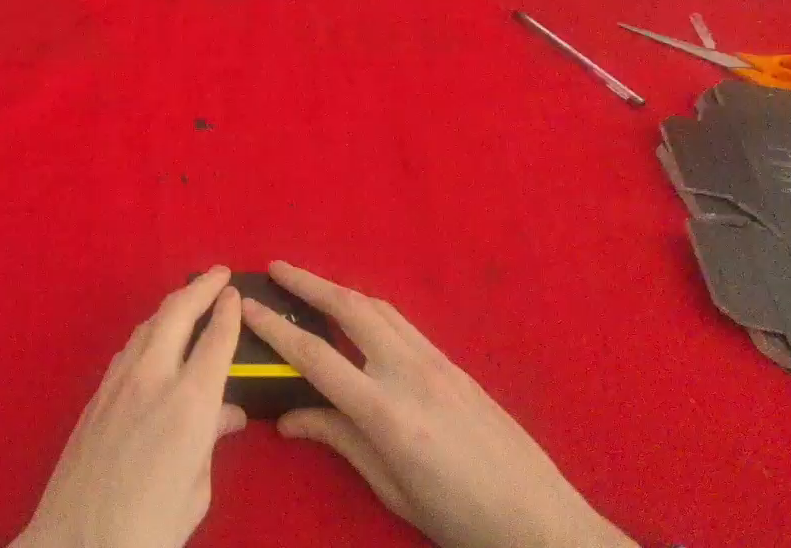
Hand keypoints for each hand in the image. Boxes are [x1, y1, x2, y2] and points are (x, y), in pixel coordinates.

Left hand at [13, 266, 247, 547]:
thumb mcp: (196, 489)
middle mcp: (153, 377)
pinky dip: (150, 330)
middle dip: (200, 288)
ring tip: (191, 298)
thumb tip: (229, 414)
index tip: (236, 291)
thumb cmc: (150, 526)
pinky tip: (156, 337)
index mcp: (189, 403)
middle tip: (218, 274)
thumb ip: (211, 441)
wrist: (78, 540)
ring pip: (149, 325)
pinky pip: (130, 347)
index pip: (216, 341)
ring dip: (172, 306)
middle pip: (177, 314)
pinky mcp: (97, 392)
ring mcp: (119, 380)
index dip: (228, 312)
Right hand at [242, 261, 633, 547]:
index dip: (275, 329)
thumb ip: (340, 440)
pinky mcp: (455, 365)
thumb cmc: (459, 518)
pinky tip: (358, 313)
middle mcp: (409, 374)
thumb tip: (288, 418)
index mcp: (386, 413)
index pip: (316, 357)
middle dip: (308, 283)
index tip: (246, 305)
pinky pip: (402, 324)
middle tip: (275, 268)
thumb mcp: (392, 488)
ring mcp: (437, 364)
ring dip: (338, 289)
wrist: (543, 523)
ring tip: (309, 283)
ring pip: (378, 308)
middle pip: (349, 310)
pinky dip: (369, 308)